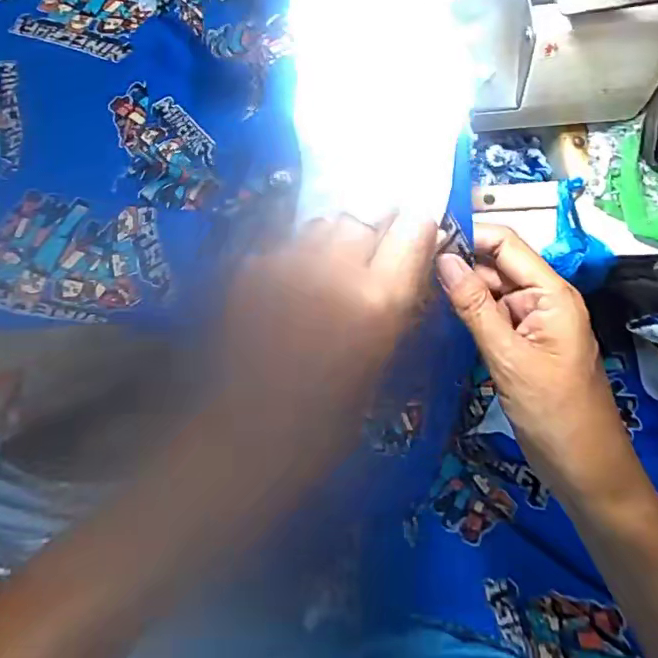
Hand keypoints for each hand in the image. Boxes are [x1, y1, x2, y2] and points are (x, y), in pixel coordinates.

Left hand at [215, 214, 438, 459]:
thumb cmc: (323, 422)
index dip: (416, 228)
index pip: (413, 229)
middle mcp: (334, 267)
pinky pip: (283, 247)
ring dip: (329, 243)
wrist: (242, 437)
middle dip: (368, 235)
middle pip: (361, 220)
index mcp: (378, 299)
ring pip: (320, 225)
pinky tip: (283, 293)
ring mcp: (286, 261)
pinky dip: (291, 260)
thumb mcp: (378, 368)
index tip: (414, 232)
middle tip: (363, 262)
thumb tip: (409, 269)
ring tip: (320, 277)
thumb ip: (395, 308)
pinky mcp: (249, 266)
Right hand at [435, 224, 650, 506]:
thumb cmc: (557, 417)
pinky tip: (440, 311)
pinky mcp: (522, 341)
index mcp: (552, 294)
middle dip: (458, 261)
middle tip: (413, 268)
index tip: (426, 238)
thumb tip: (444, 259)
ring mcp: (532, 321)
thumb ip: (474, 306)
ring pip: (490, 288)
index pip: (506, 243)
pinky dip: (468, 310)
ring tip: (418, 287)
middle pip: (495, 263)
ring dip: (460, 287)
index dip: (468, 234)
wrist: (589, 475)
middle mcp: (543, 299)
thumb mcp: (509, 359)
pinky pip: (492, 313)